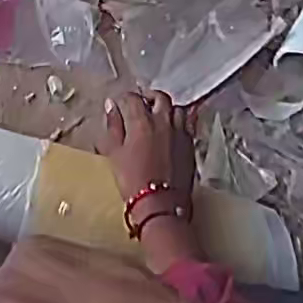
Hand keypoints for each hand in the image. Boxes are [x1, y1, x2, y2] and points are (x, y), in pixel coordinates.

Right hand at [101, 90, 197, 208]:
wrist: (160, 206)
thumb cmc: (132, 179)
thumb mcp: (114, 152)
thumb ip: (113, 125)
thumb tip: (111, 105)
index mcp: (142, 121)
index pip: (133, 98)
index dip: (125, 98)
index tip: (121, 104)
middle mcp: (163, 122)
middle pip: (160, 98)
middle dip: (149, 96)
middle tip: (142, 103)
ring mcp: (180, 133)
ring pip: (177, 109)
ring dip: (167, 109)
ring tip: (159, 115)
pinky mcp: (191, 147)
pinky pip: (187, 126)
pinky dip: (179, 123)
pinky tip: (172, 131)